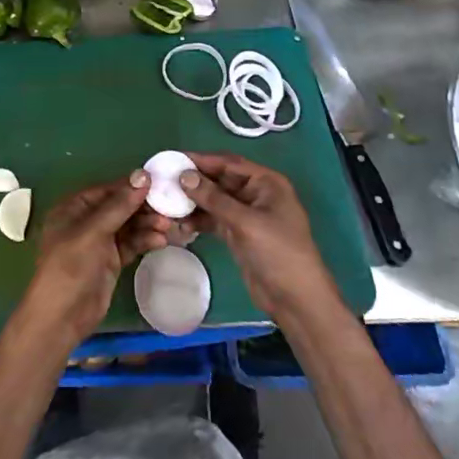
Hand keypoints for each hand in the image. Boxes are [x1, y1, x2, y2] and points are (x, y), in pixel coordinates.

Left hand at [20, 172, 189, 340]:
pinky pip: (131, 244)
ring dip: (147, 225)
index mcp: (74, 208)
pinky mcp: (110, 260)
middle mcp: (87, 221)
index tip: (159, 183)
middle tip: (169, 208)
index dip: (132, 186)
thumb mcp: (93, 231)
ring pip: (128, 226)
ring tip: (167, 227)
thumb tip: (144, 176)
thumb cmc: (70, 266)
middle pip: (120, 207)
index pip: (108, 190)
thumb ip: (120, 205)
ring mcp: (99, 242)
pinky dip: (145, 241)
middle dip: (143, 208)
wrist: (62, 316)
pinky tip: (161, 241)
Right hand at [180, 152, 340, 319]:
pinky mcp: (239, 233)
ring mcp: (247, 215)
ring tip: (168, 204)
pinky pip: (215, 219)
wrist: (295, 298)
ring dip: (194, 202)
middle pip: (220, 180)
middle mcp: (256, 193)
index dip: (202, 160)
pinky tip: (181, 224)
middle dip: (194, 181)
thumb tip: (184, 176)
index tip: (173, 159)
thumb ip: (214, 198)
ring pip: (215, 200)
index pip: (229, 163)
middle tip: (164, 182)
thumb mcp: (245, 222)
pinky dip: (200, 220)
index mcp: (265, 182)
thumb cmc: (277, 252)